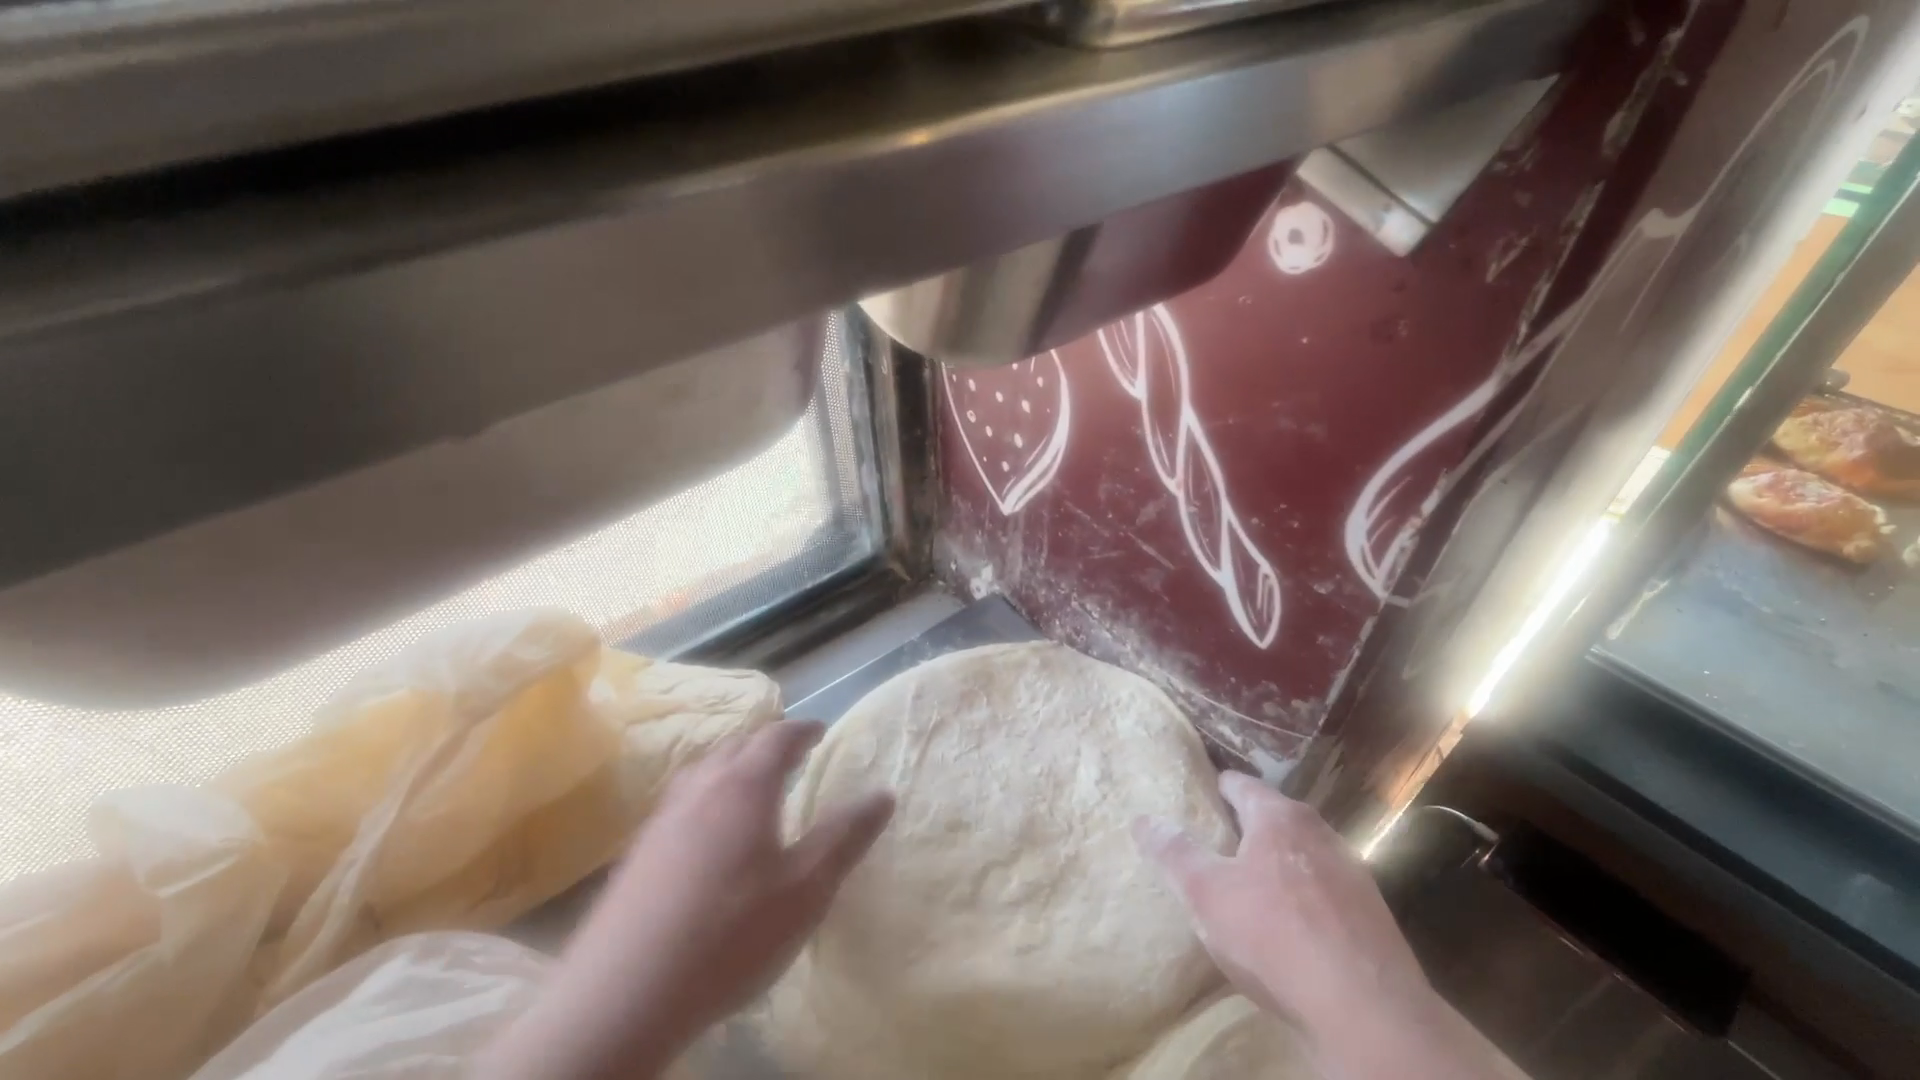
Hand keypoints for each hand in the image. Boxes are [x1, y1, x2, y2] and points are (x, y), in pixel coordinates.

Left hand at [480, 720, 893, 1079]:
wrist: (626, 993)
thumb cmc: (732, 933)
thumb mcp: (806, 889)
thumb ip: (845, 837)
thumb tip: (882, 793)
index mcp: (744, 787)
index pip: (776, 737)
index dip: (802, 729)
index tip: (821, 730)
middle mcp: (699, 790)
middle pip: (734, 747)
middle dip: (765, 744)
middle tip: (790, 754)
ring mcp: (661, 820)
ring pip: (701, 774)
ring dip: (731, 769)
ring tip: (751, 788)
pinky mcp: (637, 854)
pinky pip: (680, 805)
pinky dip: (705, 800)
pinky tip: (707, 837)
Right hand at [1133, 771, 1427, 1029]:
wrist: (1367, 1009)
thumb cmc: (1274, 935)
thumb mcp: (1206, 893)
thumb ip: (1173, 853)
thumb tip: (1143, 819)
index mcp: (1279, 817)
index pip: (1240, 784)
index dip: (1215, 789)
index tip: (1197, 798)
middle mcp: (1321, 833)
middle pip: (1274, 818)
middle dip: (1246, 828)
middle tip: (1214, 846)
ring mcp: (1352, 874)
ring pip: (1302, 856)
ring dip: (1276, 865)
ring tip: (1248, 888)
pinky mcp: (1370, 915)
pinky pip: (1323, 893)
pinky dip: (1302, 900)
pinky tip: (1288, 930)